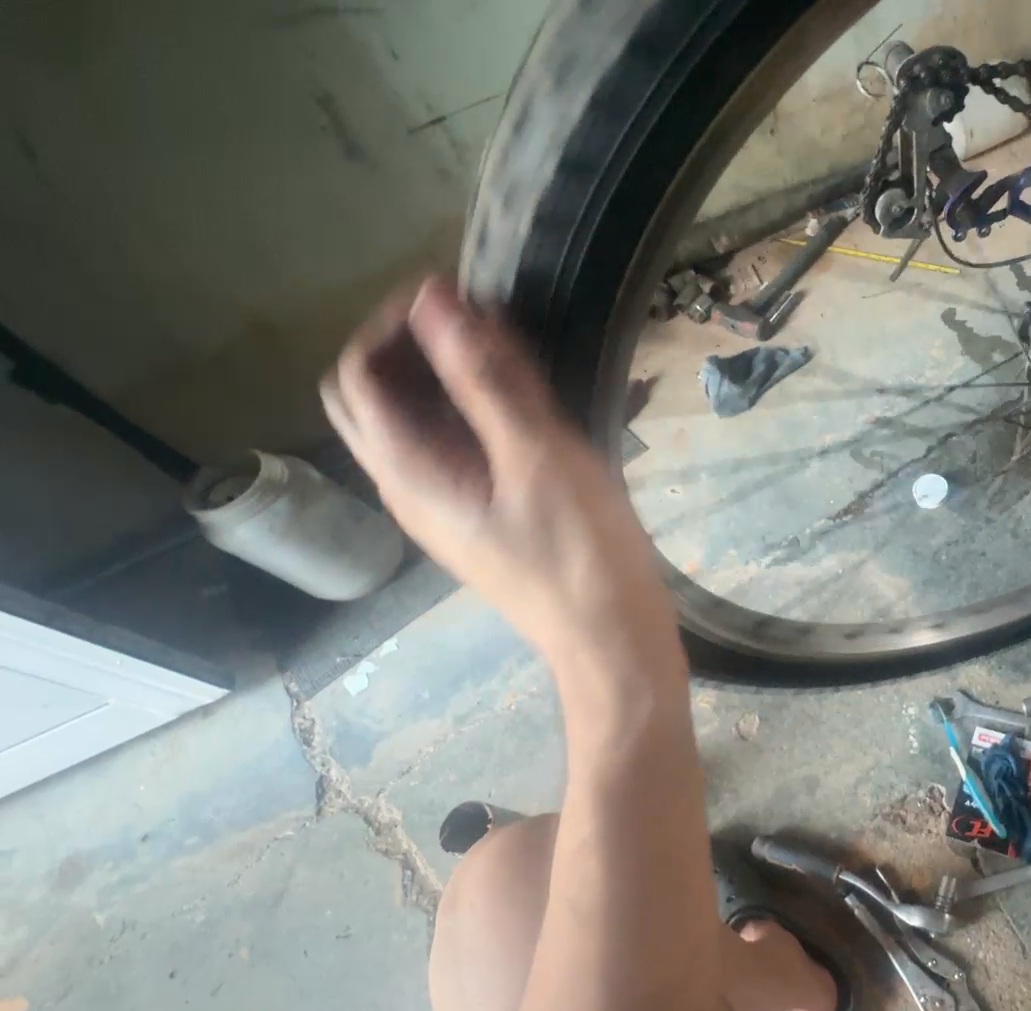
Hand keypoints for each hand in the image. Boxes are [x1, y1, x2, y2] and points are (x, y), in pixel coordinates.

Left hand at [320, 278, 683, 691]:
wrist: (612, 637)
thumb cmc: (580, 552)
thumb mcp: (539, 458)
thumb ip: (486, 380)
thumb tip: (437, 301)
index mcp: (409, 471)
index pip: (360, 375)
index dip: (395, 324)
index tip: (461, 295)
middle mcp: (412, 486)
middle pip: (380, 399)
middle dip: (416, 349)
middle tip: (481, 324)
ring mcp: (449, 505)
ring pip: (425, 424)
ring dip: (454, 379)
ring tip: (517, 356)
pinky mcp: (486, 515)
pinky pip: (464, 448)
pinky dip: (484, 413)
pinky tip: (537, 408)